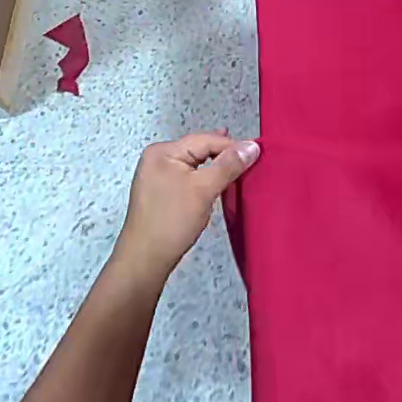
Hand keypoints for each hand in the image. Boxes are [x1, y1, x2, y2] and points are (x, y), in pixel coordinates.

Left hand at [112, 132, 260, 279]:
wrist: (145, 261)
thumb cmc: (172, 222)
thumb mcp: (204, 189)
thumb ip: (229, 165)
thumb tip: (252, 145)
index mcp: (164, 151)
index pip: (205, 140)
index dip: (232, 146)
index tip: (257, 155)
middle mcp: (158, 158)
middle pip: (199, 149)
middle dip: (224, 155)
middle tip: (251, 161)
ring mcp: (158, 176)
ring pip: (195, 164)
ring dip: (216, 167)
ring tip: (238, 170)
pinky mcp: (162, 192)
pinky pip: (189, 177)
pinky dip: (205, 179)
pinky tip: (218, 184)